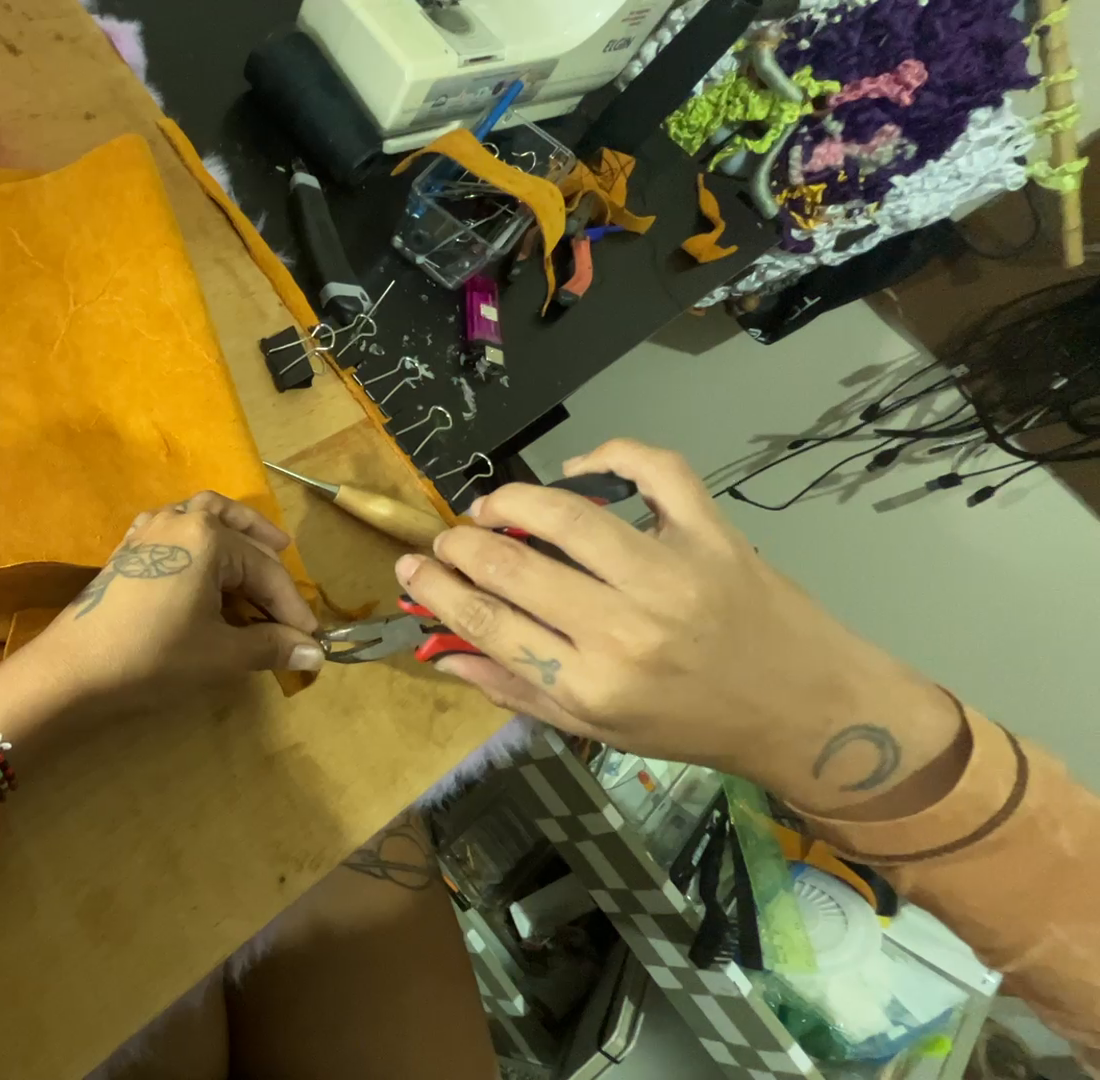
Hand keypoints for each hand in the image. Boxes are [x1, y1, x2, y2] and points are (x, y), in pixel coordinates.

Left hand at [0, 493, 321, 759]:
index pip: (265, 572)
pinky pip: (170, 528)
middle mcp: (179, 521)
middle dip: (267, 568)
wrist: (73, 669)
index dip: (292, 609)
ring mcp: (147, 531)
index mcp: (208, 537)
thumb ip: (270, 646)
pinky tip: (197, 558)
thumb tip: (316, 652)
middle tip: (287, 598)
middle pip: (238, 537)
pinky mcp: (126, 549)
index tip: (312, 641)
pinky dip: (195, 536)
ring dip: (234, 533)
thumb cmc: (152, 657)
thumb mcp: (219, 654)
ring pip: (202, 516)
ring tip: (258, 550)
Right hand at [397, 439, 965, 816]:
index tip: (408, 569)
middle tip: (447, 542)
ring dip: (510, 502)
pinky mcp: (713, 536)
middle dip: (458, 545)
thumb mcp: (594, 727)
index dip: (432, 588)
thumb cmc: (690, 727)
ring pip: (568, 514)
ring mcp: (673, 575)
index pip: (484, 621)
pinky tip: (579, 470)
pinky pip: (657, 472)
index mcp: (590, 682)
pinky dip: (611, 455)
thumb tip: (442, 653)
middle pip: (511, 565)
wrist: (814, 716)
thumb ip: (513, 688)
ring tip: (490, 508)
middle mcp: (625, 628)